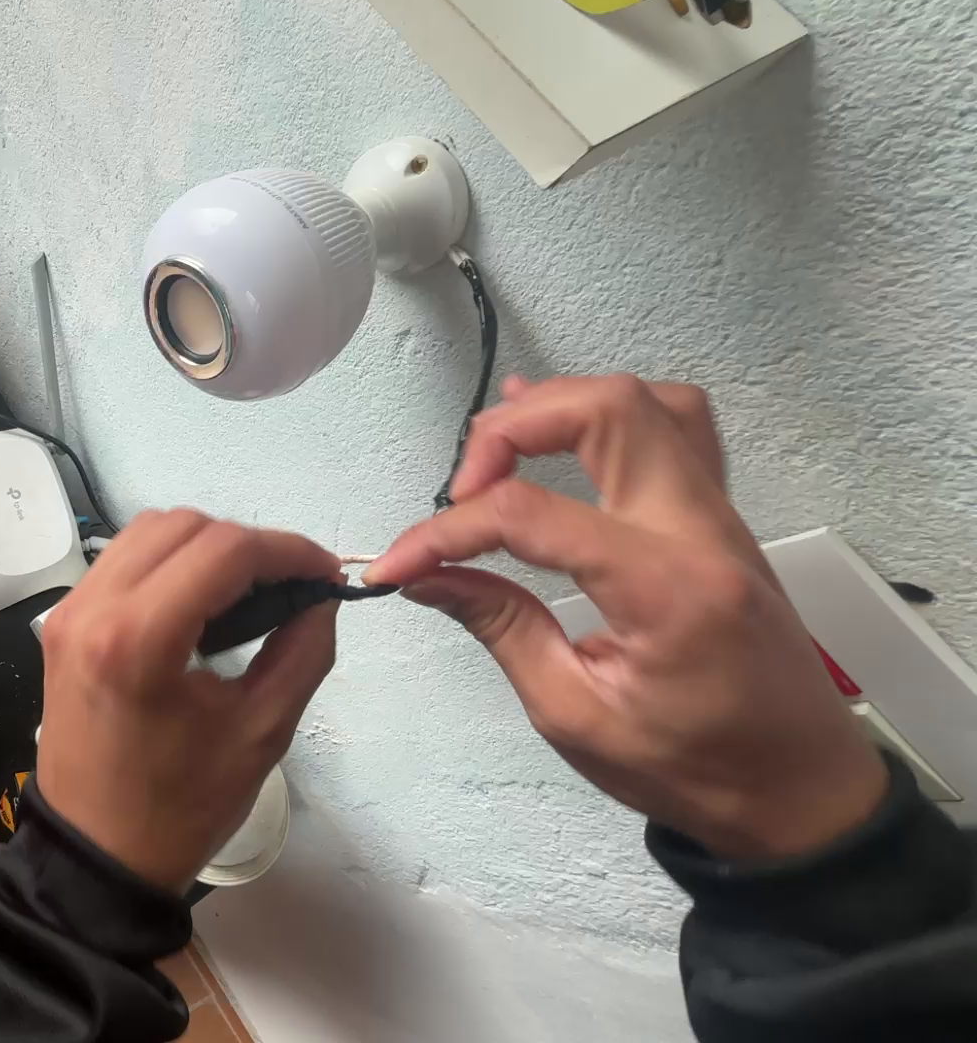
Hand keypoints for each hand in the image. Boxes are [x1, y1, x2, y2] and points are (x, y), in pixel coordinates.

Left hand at [37, 510, 344, 890]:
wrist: (93, 849)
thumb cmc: (178, 807)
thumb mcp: (260, 734)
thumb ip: (302, 651)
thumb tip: (320, 596)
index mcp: (138, 639)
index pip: (224, 550)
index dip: (287, 550)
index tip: (325, 572)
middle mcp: (93, 607)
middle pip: (183, 525)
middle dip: (246, 544)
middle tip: (286, 585)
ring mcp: (69, 609)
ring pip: (147, 531)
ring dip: (204, 544)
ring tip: (244, 590)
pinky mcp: (62, 620)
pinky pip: (120, 560)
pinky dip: (166, 561)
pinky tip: (196, 601)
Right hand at [366, 374, 885, 860]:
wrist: (801, 794)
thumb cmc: (685, 766)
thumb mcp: (570, 712)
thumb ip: (498, 626)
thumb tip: (422, 576)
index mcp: (663, 587)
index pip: (530, 514)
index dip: (443, 533)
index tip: (394, 566)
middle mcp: (700, 530)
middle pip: (608, 413)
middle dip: (510, 430)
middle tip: (461, 487)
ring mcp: (718, 516)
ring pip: (648, 402)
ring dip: (559, 409)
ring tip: (497, 449)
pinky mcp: (716, 520)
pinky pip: (673, 429)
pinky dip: (602, 415)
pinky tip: (551, 426)